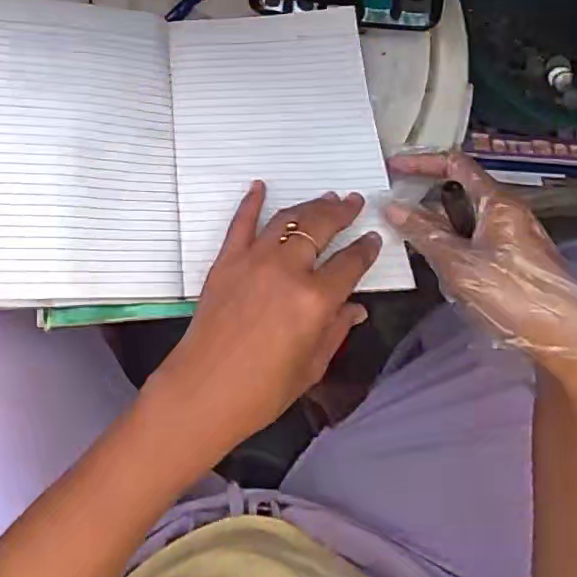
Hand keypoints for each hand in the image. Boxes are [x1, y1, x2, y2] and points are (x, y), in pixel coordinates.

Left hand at [143, 183, 381, 456]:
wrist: (204, 388)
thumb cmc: (263, 390)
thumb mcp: (312, 366)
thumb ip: (336, 331)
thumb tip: (355, 309)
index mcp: (315, 301)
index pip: (350, 264)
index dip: (365, 249)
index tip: (372, 238)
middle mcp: (286, 271)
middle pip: (319, 228)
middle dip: (341, 212)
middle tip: (352, 202)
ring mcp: (252, 261)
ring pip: (285, 220)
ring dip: (307, 206)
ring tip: (324, 198)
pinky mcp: (225, 261)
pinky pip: (240, 224)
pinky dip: (250, 202)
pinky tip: (259, 187)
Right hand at [387, 151, 576, 363]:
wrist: (568, 344)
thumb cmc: (514, 295)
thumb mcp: (458, 264)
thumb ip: (422, 233)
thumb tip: (392, 208)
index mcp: (499, 204)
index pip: (457, 165)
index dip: (422, 162)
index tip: (394, 167)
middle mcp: (508, 214)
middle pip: (459, 191)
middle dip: (424, 196)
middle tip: (393, 202)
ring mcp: (512, 238)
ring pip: (464, 218)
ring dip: (434, 222)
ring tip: (405, 233)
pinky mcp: (513, 260)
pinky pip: (472, 238)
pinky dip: (449, 241)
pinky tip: (434, 258)